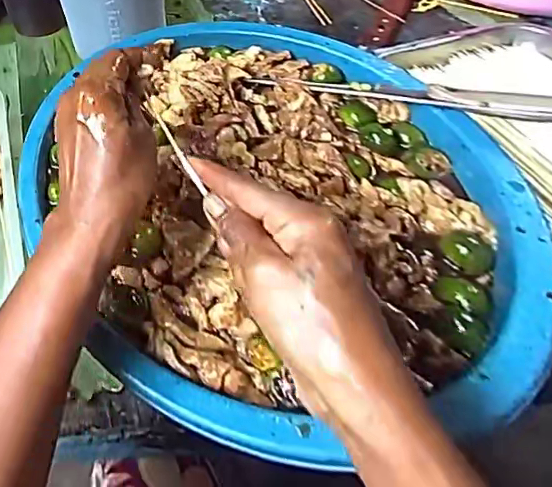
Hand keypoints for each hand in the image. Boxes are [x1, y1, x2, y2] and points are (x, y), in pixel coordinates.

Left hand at [53, 49, 156, 261]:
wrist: (89, 219)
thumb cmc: (124, 180)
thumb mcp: (144, 135)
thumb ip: (137, 102)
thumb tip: (135, 87)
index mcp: (95, 91)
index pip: (117, 58)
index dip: (139, 56)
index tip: (157, 60)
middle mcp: (74, 94)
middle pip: (100, 67)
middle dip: (124, 68)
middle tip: (149, 77)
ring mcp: (64, 111)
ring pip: (90, 82)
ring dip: (112, 82)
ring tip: (137, 94)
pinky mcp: (62, 127)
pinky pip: (84, 100)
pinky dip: (101, 98)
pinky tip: (118, 111)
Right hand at [189, 158, 420, 430]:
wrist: (361, 393)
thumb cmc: (311, 328)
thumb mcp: (263, 274)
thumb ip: (237, 234)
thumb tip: (217, 205)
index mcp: (309, 221)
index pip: (251, 190)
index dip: (217, 177)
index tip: (190, 159)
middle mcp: (319, 233)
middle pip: (262, 211)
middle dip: (231, 211)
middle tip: (197, 202)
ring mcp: (322, 261)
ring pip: (268, 237)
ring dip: (242, 240)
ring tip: (217, 238)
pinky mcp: (318, 288)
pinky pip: (277, 261)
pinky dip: (256, 262)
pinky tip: (243, 272)